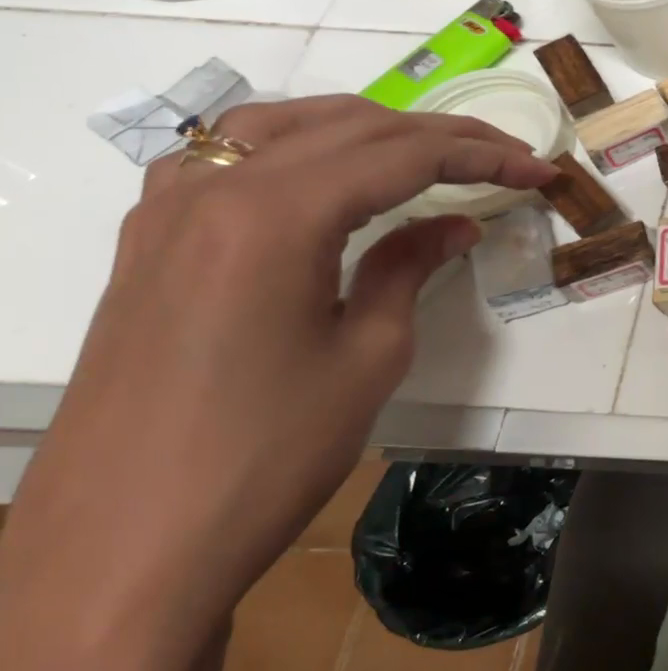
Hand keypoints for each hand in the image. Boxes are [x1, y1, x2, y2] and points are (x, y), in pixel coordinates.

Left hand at [0, 97, 556, 670]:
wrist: (123, 546)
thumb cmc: (268, 452)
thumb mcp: (368, 356)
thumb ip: (409, 268)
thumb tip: (453, 223)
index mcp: (274, 217)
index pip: (402, 156)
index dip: (482, 155)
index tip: (540, 168)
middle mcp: (213, 191)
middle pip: (346, 127)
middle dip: (438, 135)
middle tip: (505, 154)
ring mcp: (166, 213)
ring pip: (278, 125)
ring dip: (363, 127)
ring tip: (425, 150)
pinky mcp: (146, 244)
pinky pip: (221, 157)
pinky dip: (289, 146)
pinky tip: (318, 173)